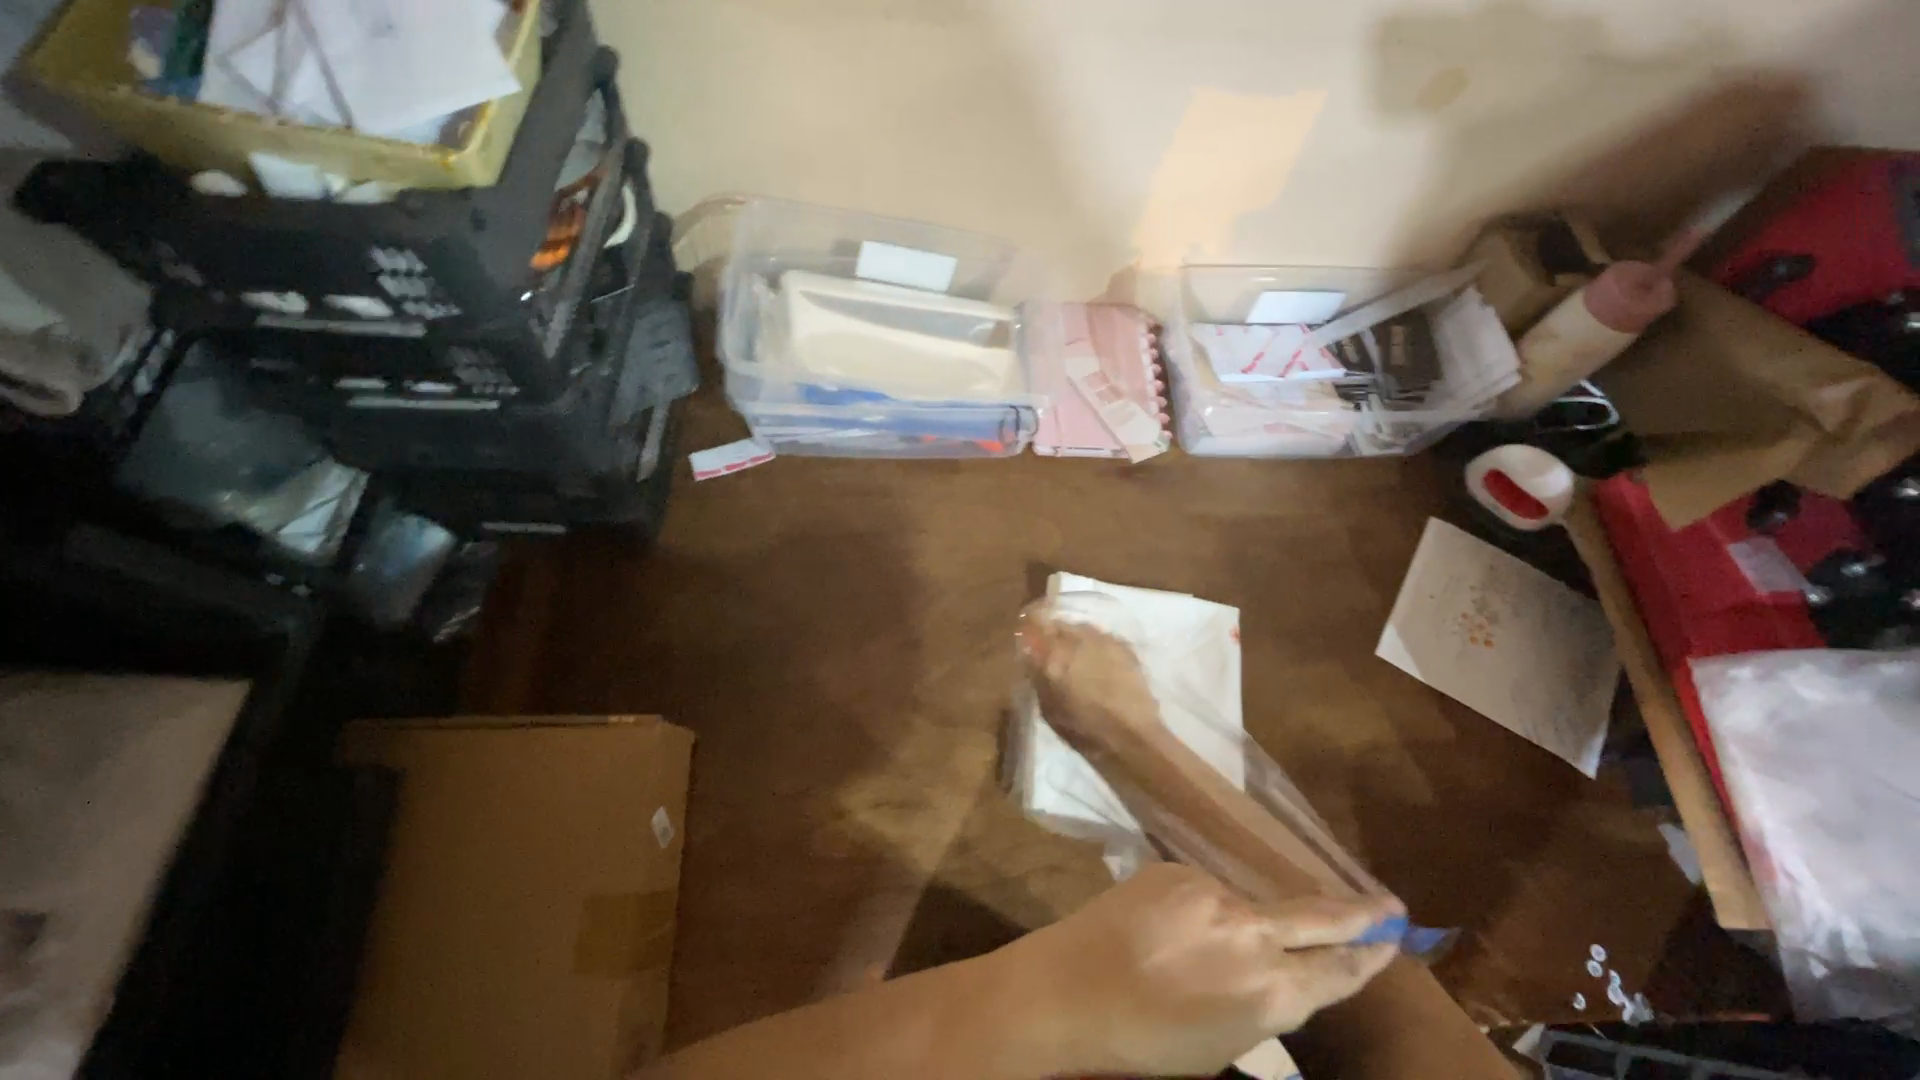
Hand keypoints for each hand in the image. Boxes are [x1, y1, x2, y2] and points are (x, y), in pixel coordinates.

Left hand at [986, 863, 1402, 1077]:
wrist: (1066, 993)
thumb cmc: (1145, 1045)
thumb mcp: (1222, 1047)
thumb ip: (1263, 1006)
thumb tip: (1280, 977)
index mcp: (1272, 992)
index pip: (1338, 970)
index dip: (1367, 956)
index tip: (1390, 940)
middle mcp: (1252, 932)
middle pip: (1319, 917)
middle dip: (1358, 913)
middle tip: (1388, 906)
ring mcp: (1212, 892)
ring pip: (1249, 904)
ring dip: (1247, 921)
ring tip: (1211, 949)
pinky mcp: (1174, 869)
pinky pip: (1203, 891)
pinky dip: (1201, 910)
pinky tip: (1172, 934)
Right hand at [1016, 604, 1159, 743]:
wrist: (1132, 737)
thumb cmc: (1083, 729)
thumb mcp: (1047, 708)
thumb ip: (1036, 676)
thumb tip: (1030, 654)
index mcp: (1053, 653)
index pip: (1035, 622)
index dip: (1030, 627)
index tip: (1027, 637)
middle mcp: (1078, 639)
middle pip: (1058, 624)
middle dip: (1052, 634)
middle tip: (1051, 652)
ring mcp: (1103, 640)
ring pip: (1081, 629)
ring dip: (1075, 639)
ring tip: (1077, 657)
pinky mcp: (1125, 647)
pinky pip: (1102, 637)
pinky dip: (1095, 646)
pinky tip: (1098, 663)